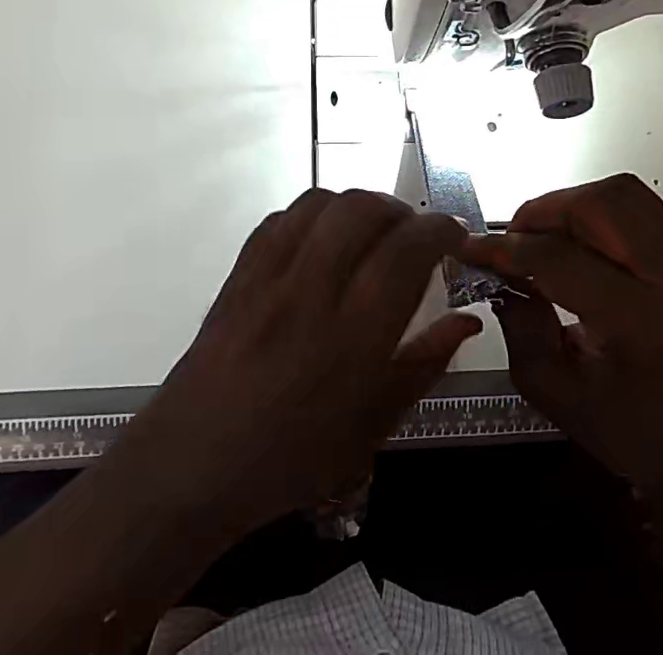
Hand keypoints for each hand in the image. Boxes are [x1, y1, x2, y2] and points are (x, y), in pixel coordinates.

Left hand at [111, 188, 482, 533]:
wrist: (197, 458)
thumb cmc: (291, 458)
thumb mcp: (373, 426)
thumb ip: (423, 365)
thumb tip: (465, 322)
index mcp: (353, 336)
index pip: (406, 251)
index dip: (438, 231)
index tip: (454, 236)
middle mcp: (309, 292)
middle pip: (360, 210)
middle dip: (398, 209)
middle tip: (413, 233)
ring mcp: (267, 277)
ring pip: (317, 204)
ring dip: (354, 206)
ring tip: (370, 232)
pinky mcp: (238, 273)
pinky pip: (278, 220)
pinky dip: (311, 217)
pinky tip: (321, 242)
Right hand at [458, 174, 662, 478]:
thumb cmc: (623, 425)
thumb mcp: (548, 385)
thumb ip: (516, 320)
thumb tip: (492, 270)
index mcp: (642, 324)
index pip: (560, 258)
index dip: (506, 248)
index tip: (472, 250)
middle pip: (602, 205)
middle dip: (543, 211)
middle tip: (513, 239)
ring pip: (622, 194)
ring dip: (568, 205)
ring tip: (541, 238)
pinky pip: (634, 209)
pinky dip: (590, 214)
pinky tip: (569, 244)